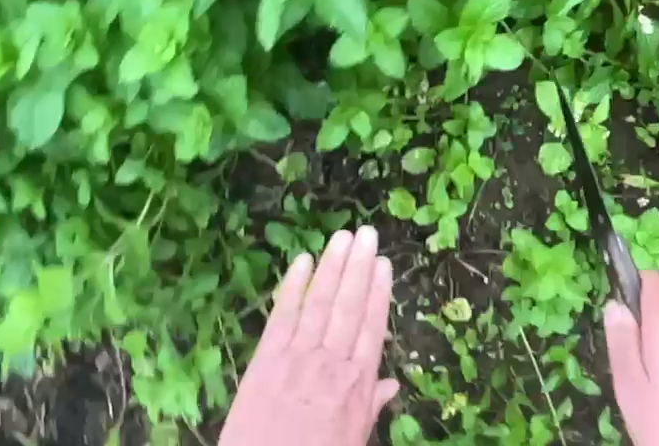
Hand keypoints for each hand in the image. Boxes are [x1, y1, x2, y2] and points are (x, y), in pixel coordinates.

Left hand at [219, 227, 398, 445]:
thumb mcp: (352, 442)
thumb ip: (369, 407)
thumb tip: (393, 383)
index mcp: (356, 385)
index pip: (372, 327)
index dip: (379, 292)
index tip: (384, 263)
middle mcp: (330, 364)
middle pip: (348, 306)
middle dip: (359, 267)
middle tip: (367, 233)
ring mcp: (297, 358)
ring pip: (319, 302)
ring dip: (332, 266)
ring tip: (343, 236)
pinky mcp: (265, 360)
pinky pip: (282, 315)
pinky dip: (293, 286)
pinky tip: (302, 260)